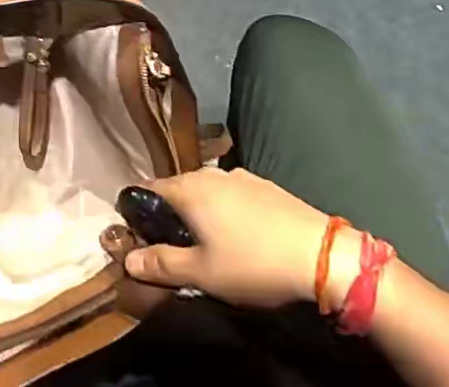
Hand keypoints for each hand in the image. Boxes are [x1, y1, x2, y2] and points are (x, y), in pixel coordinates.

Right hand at [121, 169, 331, 309]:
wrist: (321, 254)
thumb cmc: (253, 263)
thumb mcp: (202, 274)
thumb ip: (162, 265)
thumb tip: (128, 260)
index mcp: (188, 189)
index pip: (148, 189)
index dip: (137, 210)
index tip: (138, 233)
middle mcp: (208, 174)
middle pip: (177, 188)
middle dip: (170, 213)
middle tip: (173, 245)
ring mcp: (239, 176)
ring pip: (206, 191)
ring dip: (200, 211)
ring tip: (208, 242)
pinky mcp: (264, 185)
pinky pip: (231, 195)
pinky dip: (225, 210)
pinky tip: (239, 235)